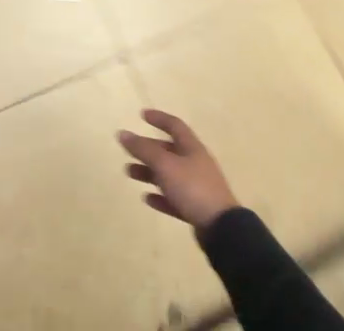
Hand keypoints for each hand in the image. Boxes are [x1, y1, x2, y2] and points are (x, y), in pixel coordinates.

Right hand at [118, 109, 237, 229]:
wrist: (221, 227)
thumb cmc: (192, 187)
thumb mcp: (164, 164)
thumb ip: (143, 149)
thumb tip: (122, 133)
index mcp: (192, 149)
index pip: (175, 126)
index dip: (159, 118)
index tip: (142, 115)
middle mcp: (196, 164)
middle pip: (169, 151)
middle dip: (147, 150)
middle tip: (128, 151)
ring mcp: (197, 187)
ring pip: (169, 175)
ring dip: (149, 172)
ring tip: (130, 173)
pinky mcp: (196, 208)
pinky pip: (174, 197)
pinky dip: (160, 196)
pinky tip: (147, 198)